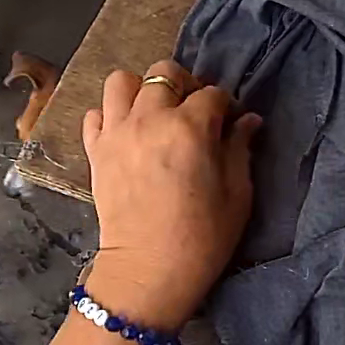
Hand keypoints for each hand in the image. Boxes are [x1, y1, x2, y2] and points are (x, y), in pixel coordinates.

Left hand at [83, 60, 261, 327]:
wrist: (148, 271)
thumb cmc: (202, 237)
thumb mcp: (237, 194)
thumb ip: (240, 148)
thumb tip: (248, 120)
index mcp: (190, 127)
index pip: (212, 93)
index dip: (225, 105)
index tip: (229, 123)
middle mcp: (149, 119)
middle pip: (164, 73)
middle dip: (184, 84)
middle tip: (192, 111)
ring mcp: (117, 133)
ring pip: (121, 81)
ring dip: (141, 90)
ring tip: (154, 114)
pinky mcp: (96, 151)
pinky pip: (95, 114)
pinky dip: (110, 116)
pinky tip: (126, 134)